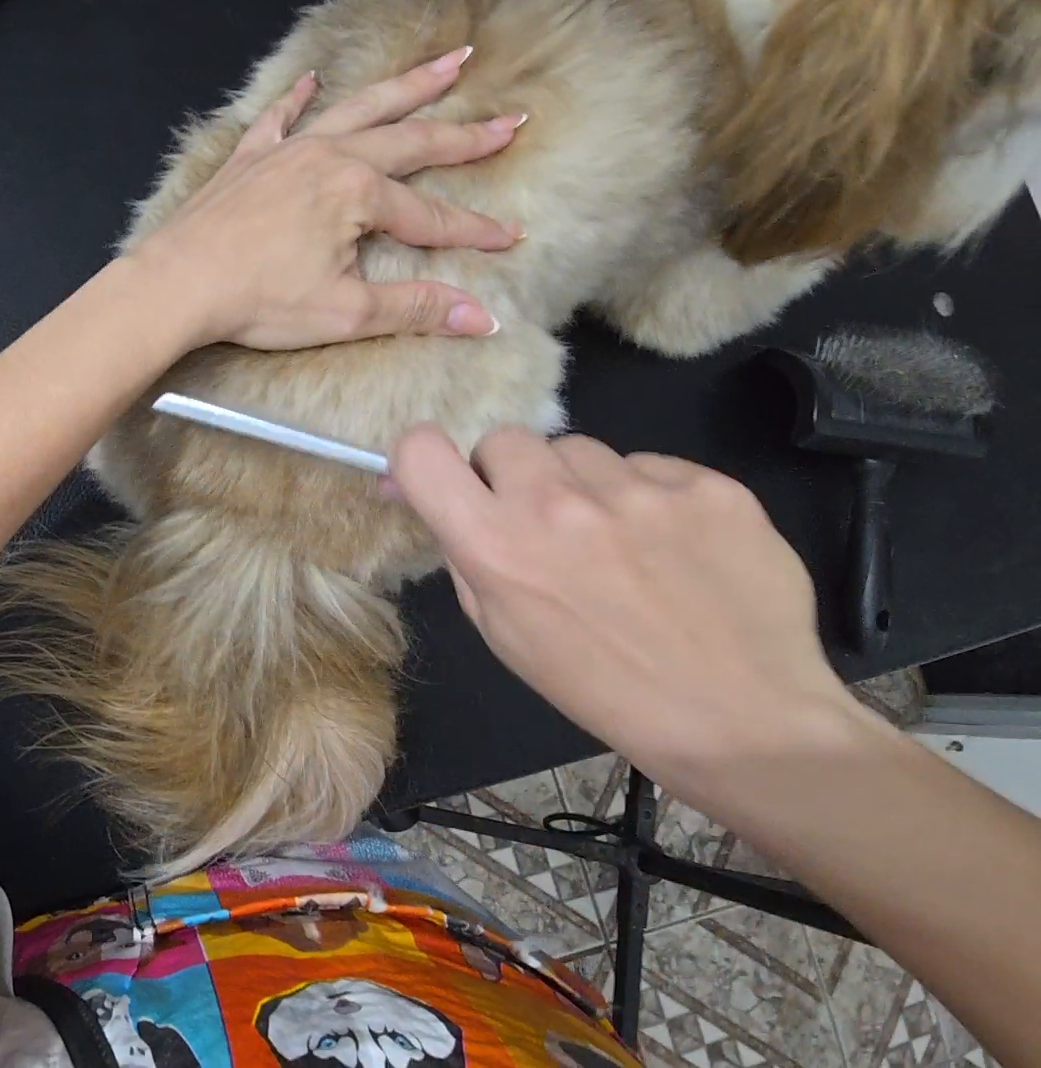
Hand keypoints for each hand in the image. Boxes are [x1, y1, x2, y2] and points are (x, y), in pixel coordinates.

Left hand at [127, 48, 524, 352]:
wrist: (177, 284)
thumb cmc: (255, 301)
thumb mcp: (343, 313)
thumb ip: (413, 308)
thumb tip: (481, 319)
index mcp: (357, 194)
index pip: (429, 216)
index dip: (471, 231)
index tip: (510, 237)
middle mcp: (328, 158)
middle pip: (409, 143)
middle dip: (463, 137)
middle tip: (508, 121)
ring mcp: (286, 153)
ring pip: (358, 110)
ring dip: (406, 89)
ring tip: (450, 63)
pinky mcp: (247, 161)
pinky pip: (278, 118)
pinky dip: (297, 99)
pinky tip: (312, 81)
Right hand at [383, 426, 862, 777]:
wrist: (738, 716)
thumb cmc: (594, 684)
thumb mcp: (499, 629)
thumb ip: (461, 551)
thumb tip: (416, 492)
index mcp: (494, 546)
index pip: (422, 452)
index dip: (420, 458)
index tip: (443, 481)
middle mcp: (557, 503)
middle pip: (503, 439)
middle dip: (508, 474)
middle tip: (535, 520)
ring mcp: (637, 489)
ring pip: (578, 449)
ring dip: (578, 483)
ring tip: (611, 538)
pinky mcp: (707, 485)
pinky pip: (646, 465)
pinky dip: (642, 494)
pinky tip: (664, 544)